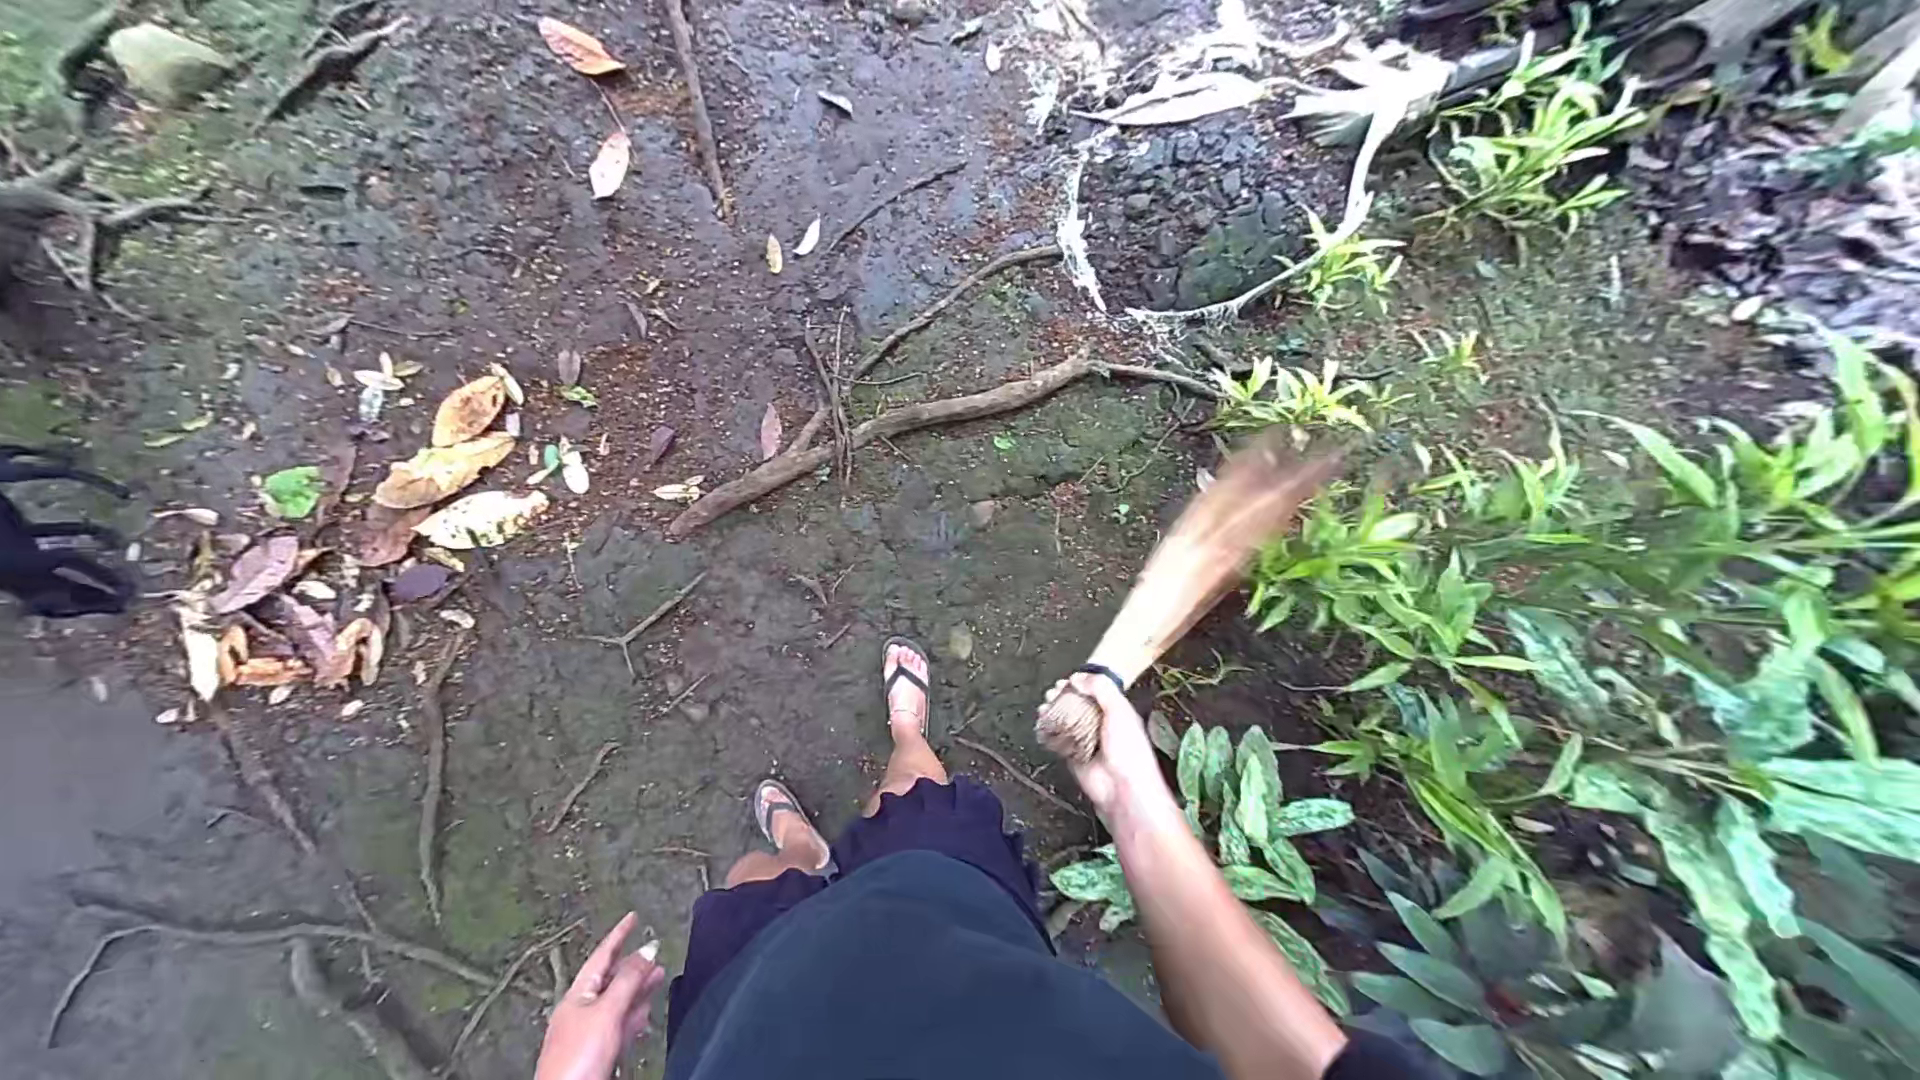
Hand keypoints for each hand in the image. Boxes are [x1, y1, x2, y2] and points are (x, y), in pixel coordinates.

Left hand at [534, 912, 666, 1079]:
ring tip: (659, 976)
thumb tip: (648, 949)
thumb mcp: (607, 1010)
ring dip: (639, 988)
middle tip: (654, 949)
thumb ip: (629, 979)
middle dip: (635, 963)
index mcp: (577, 996)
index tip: (632, 917)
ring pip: (618, 1001)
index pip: (602, 956)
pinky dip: (635, 1013)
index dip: (619, 934)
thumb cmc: (578, 1057)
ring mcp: (588, 1033)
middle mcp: (581, 1011)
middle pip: (611, 978)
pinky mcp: (597, 1053)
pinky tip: (646, 1012)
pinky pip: (619, 1023)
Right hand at [1040, 673, 1173, 819]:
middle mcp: (1100, 723)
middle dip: (1062, 696)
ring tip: (1045, 706)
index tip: (1067, 681)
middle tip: (1053, 692)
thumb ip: (1101, 688)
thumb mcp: (1119, 709)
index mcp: (1116, 711)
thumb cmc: (1128, 751)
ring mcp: (1086, 739)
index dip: (1079, 684)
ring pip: (1065, 719)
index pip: (1094, 691)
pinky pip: (1057, 738)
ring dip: (1053, 711)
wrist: (1121, 788)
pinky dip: (1048, 730)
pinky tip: (1043, 722)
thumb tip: (1078, 677)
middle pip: (1076, 704)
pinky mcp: (1073, 754)